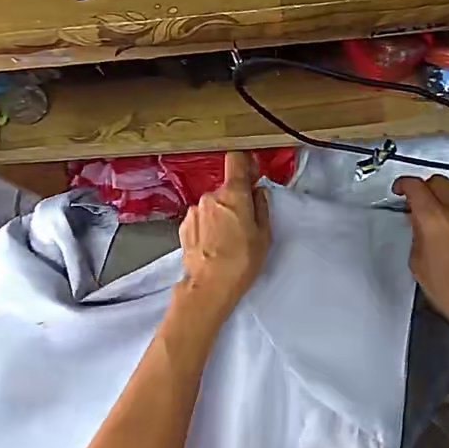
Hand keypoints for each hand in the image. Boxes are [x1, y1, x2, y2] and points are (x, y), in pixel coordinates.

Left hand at [177, 152, 270, 308]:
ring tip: (229, 237)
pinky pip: (201, 217)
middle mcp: (210, 196)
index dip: (245, 165)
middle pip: (226, 187)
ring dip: (221, 213)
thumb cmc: (242, 261)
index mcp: (233, 194)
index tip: (252, 176)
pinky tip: (215, 243)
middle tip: (246, 221)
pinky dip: (209, 225)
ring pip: (213, 204)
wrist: (209, 287)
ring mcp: (194, 211)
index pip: (236, 160)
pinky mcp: (184, 226)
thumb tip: (258, 192)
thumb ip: (262, 206)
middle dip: (237, 199)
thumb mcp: (264, 234)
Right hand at [391, 176, 448, 341]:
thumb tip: (418, 219)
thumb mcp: (418, 262)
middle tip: (419, 201)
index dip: (404, 184)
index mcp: (434, 219)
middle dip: (425, 187)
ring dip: (446, 192)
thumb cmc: (447, 288)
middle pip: (439, 181)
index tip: (400, 190)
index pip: (416, 187)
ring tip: (440, 206)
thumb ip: (416, 233)